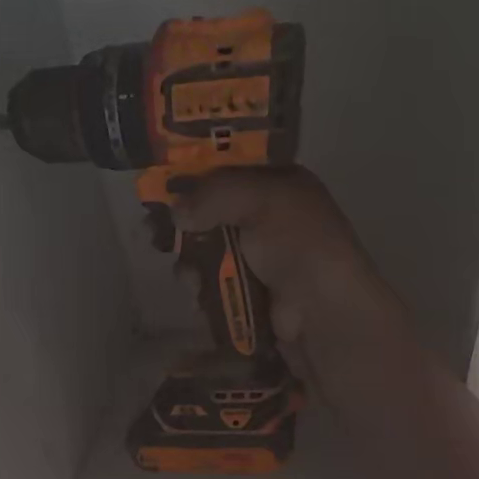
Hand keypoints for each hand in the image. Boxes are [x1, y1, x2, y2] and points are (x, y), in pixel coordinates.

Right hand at [172, 167, 398, 350]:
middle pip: (214, 214)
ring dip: (191, 262)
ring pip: (209, 253)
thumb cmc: (298, 243)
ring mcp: (262, 262)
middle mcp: (271, 220)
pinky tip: (197, 294)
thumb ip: (213, 194)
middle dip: (185, 224)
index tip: (162, 181)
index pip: (232, 167)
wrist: (323, 311)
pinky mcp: (252, 296)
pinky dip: (202, 290)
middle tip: (155, 231)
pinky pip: (215, 286)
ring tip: (187, 272)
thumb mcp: (260, 199)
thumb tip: (176, 212)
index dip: (197, 171)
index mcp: (282, 185)